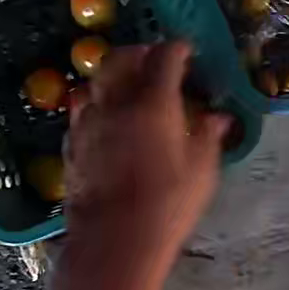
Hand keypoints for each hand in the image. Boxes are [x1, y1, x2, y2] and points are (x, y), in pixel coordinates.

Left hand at [64, 42, 231, 259]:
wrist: (113, 241)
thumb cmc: (167, 206)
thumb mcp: (201, 172)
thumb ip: (208, 137)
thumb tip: (217, 118)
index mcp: (153, 102)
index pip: (164, 57)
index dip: (177, 49)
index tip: (186, 51)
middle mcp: (115, 103)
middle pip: (119, 59)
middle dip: (138, 52)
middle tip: (153, 61)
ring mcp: (87, 123)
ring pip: (92, 83)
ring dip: (110, 78)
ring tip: (125, 89)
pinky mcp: (70, 145)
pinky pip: (80, 113)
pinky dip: (94, 107)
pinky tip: (104, 122)